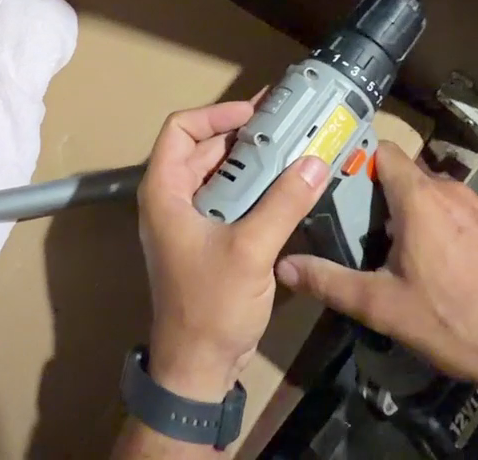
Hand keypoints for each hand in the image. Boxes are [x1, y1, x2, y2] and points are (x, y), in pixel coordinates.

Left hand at [137, 97, 330, 400]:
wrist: (198, 366)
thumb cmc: (211, 304)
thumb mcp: (250, 249)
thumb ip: (283, 203)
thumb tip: (314, 161)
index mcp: (163, 191)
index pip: (179, 129)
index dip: (214, 113)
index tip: (253, 111)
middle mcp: (171, 198)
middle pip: (202, 148)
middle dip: (241, 132)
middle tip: (283, 121)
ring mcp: (188, 220)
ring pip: (218, 173)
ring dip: (250, 160)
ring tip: (290, 145)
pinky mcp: (207, 239)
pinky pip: (228, 198)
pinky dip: (253, 186)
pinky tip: (286, 185)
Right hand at [274, 143, 477, 393]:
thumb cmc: (460, 322)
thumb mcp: (386, 308)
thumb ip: (332, 283)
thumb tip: (285, 266)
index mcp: (420, 198)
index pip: (381, 151)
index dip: (355, 160)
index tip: (332, 179)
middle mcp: (450, 192)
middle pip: (404, 175)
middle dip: (378, 195)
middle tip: (355, 225)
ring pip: (433, 196)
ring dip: (411, 213)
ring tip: (392, 249)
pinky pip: (458, 215)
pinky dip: (441, 228)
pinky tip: (438, 268)